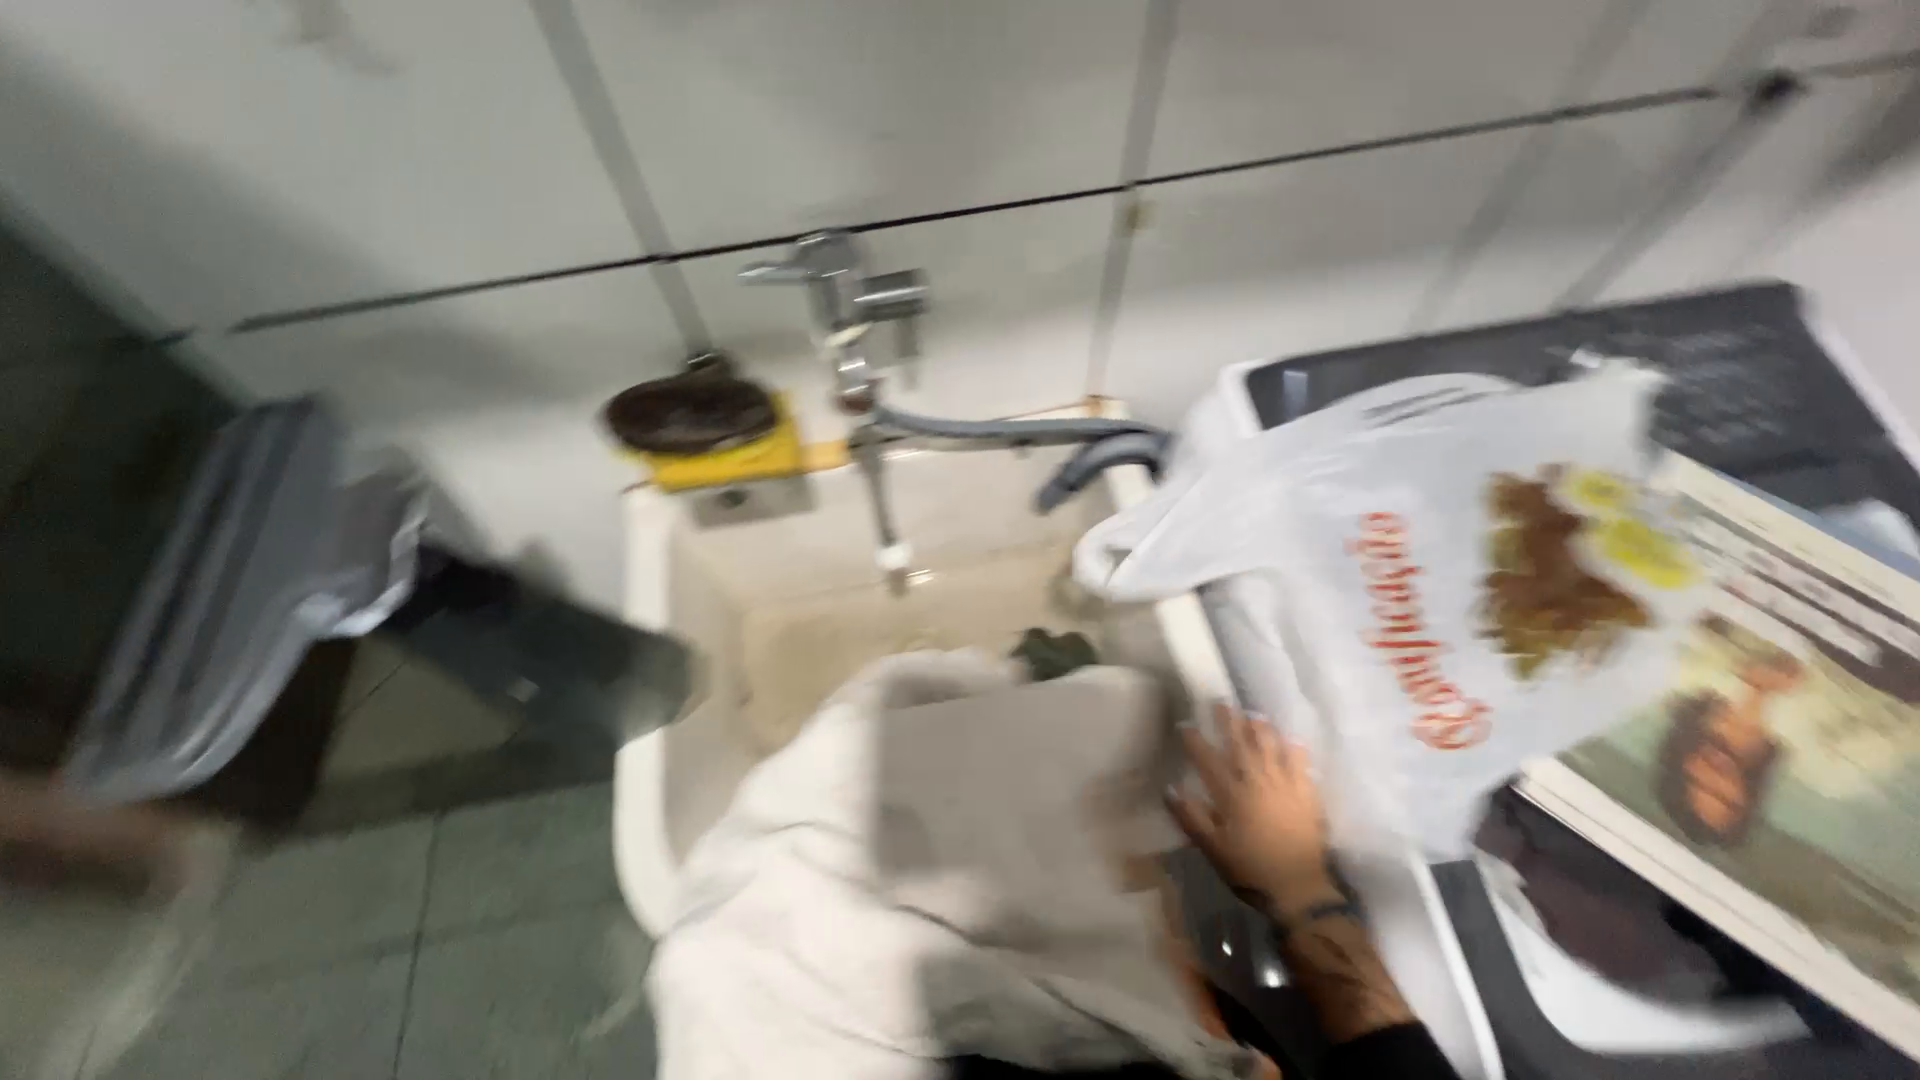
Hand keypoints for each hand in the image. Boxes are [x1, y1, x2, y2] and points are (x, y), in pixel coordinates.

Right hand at [1166, 703, 1339, 916]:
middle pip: (1241, 744)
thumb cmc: (1250, 869)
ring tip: (1254, 714)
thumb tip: (1170, 789)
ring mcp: (1286, 786)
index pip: (1208, 760)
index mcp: (1231, 795)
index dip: (1195, 741)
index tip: (1185, 724)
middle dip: (1229, 721)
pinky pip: (1301, 764)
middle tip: (1222, 702)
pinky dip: (1295, 749)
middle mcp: (1257, 783)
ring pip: (1271, 748)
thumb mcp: (1212, 849)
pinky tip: (1291, 740)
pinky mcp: (1308, 795)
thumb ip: (1191, 817)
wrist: (1299, 890)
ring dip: (1261, 728)